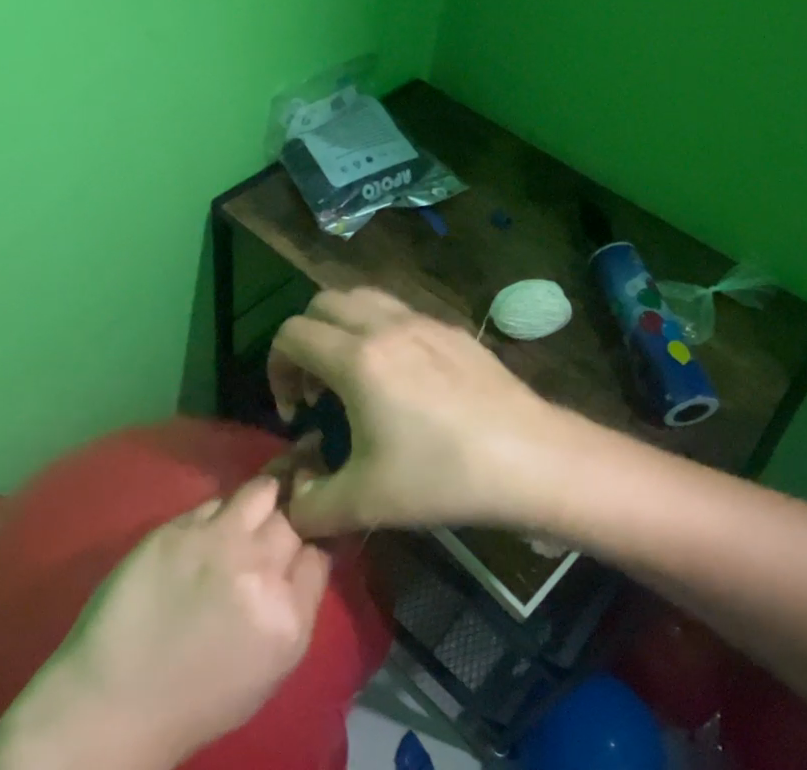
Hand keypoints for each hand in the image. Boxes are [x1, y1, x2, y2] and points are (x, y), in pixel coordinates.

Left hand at [0, 477, 331, 769]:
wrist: (117, 701)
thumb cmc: (202, 696)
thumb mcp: (274, 664)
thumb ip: (299, 603)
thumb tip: (310, 554)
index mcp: (288, 614)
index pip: (322, 550)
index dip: (318, 536)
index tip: (312, 532)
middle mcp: (258, 569)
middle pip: (295, 515)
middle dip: (298, 505)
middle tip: (296, 498)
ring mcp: (215, 543)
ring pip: (259, 491)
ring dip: (265, 494)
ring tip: (259, 501)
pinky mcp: (176, 529)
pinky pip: (215, 502)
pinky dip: (222, 510)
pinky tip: (214, 526)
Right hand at [268, 287, 570, 536]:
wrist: (531, 458)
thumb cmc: (442, 476)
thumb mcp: (366, 502)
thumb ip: (311, 507)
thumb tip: (290, 506)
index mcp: (357, 359)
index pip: (291, 335)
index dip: (276, 369)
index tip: (295, 411)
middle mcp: (386, 326)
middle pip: (322, 304)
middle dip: (305, 341)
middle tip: (317, 389)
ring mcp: (425, 322)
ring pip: (363, 298)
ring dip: (342, 328)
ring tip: (353, 375)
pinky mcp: (454, 331)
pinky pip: (401, 312)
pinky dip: (380, 331)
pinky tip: (403, 380)